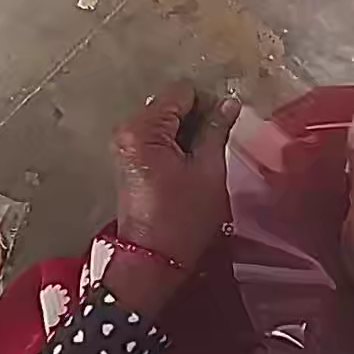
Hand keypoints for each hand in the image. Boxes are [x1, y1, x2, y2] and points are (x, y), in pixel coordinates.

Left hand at [112, 81, 240, 269]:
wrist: (153, 260)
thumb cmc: (183, 218)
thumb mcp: (208, 170)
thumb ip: (217, 130)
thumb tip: (228, 103)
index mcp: (144, 130)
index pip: (181, 92)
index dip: (207, 103)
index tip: (224, 124)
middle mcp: (127, 132)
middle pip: (170, 105)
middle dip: (196, 117)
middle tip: (217, 141)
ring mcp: (125, 146)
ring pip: (165, 121)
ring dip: (187, 132)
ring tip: (204, 156)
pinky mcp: (129, 161)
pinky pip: (157, 137)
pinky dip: (176, 144)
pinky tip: (190, 164)